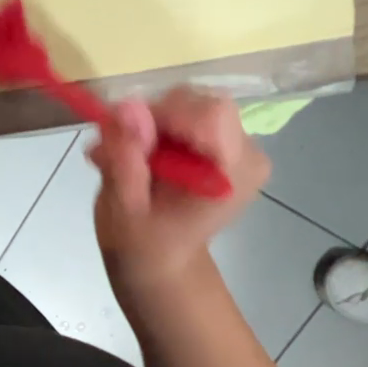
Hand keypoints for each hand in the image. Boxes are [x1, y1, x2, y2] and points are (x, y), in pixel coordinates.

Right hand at [88, 87, 270, 291]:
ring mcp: (239, 145)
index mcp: (233, 174)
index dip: (163, 114)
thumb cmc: (142, 246)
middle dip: (154, 119)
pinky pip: (189, 116)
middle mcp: (248, 152)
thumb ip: (125, 160)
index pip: (211, 114)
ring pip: (191, 105)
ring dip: (151, 125)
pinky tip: (139, 158)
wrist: (163, 263)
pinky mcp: (225, 141)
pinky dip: (157, 130)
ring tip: (124, 158)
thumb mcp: (122, 211)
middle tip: (119, 149)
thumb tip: (123, 106)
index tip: (125, 136)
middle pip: (201, 103)